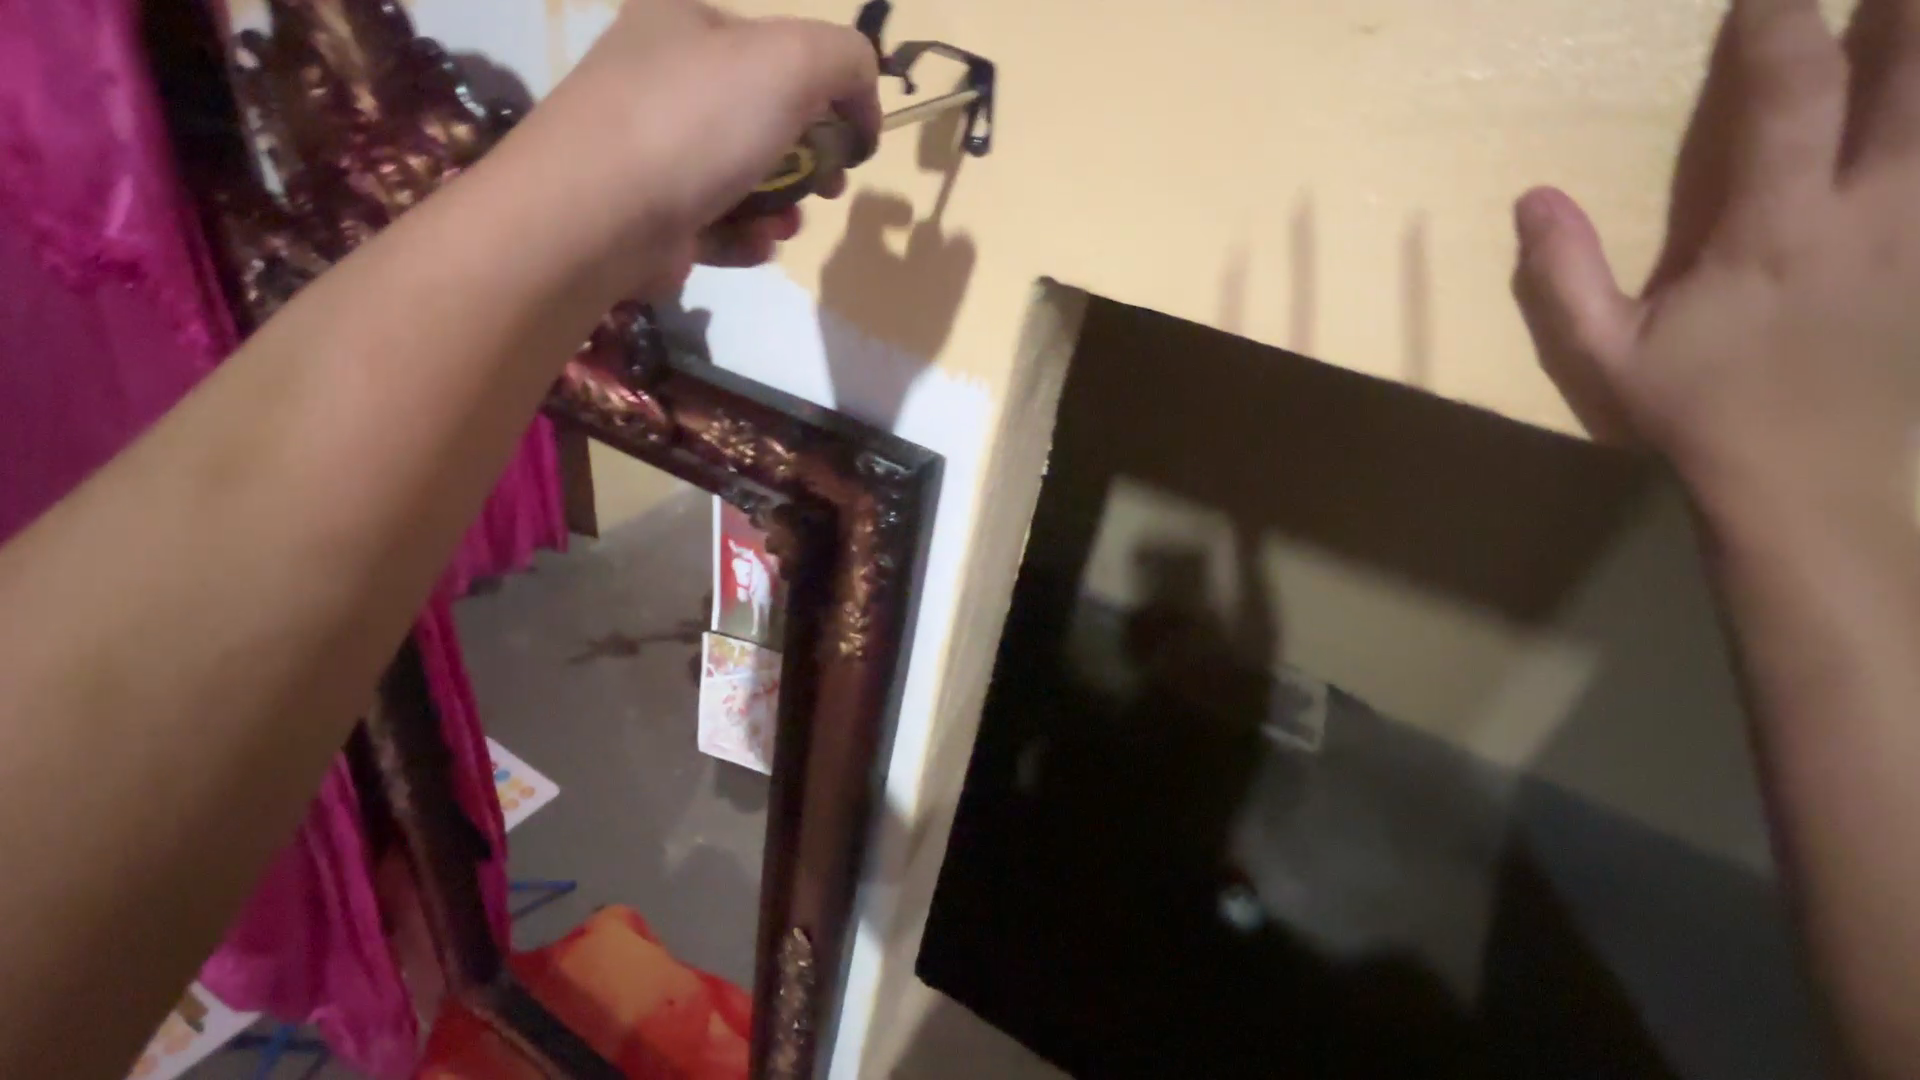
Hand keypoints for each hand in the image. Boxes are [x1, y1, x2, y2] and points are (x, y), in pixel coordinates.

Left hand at [501, 0, 880, 297]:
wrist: (597, 216)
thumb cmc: (694, 124)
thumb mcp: (791, 61)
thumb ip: (844, 60)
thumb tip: (863, 92)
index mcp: (687, 21)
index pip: (779, 48)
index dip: (829, 92)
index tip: (854, 140)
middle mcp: (663, 77)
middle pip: (763, 117)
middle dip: (809, 158)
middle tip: (831, 186)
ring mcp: (651, 148)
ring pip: (743, 176)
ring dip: (781, 204)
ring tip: (787, 224)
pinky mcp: (651, 213)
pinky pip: (717, 220)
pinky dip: (745, 235)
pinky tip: (757, 243)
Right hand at [1514, 0, 1919, 533]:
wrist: (1801, 479)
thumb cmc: (1691, 412)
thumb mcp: (1601, 354)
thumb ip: (1565, 275)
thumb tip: (1534, 198)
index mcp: (1775, 231)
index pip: (1790, 96)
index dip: (1778, 27)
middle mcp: (1873, 210)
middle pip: (1919, 74)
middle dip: (1903, 12)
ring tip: (1911, 20)